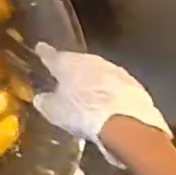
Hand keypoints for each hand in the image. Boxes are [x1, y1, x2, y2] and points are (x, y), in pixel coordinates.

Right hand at [30, 44, 170, 150]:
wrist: (126, 126)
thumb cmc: (82, 114)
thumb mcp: (55, 112)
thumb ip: (46, 102)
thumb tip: (41, 98)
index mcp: (67, 64)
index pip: (51, 55)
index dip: (44, 53)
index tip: (40, 49)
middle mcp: (90, 61)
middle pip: (78, 62)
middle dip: (72, 69)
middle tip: (66, 79)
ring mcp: (115, 71)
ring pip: (99, 72)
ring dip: (94, 80)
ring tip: (89, 95)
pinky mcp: (135, 85)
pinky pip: (117, 86)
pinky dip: (112, 92)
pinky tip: (111, 105)